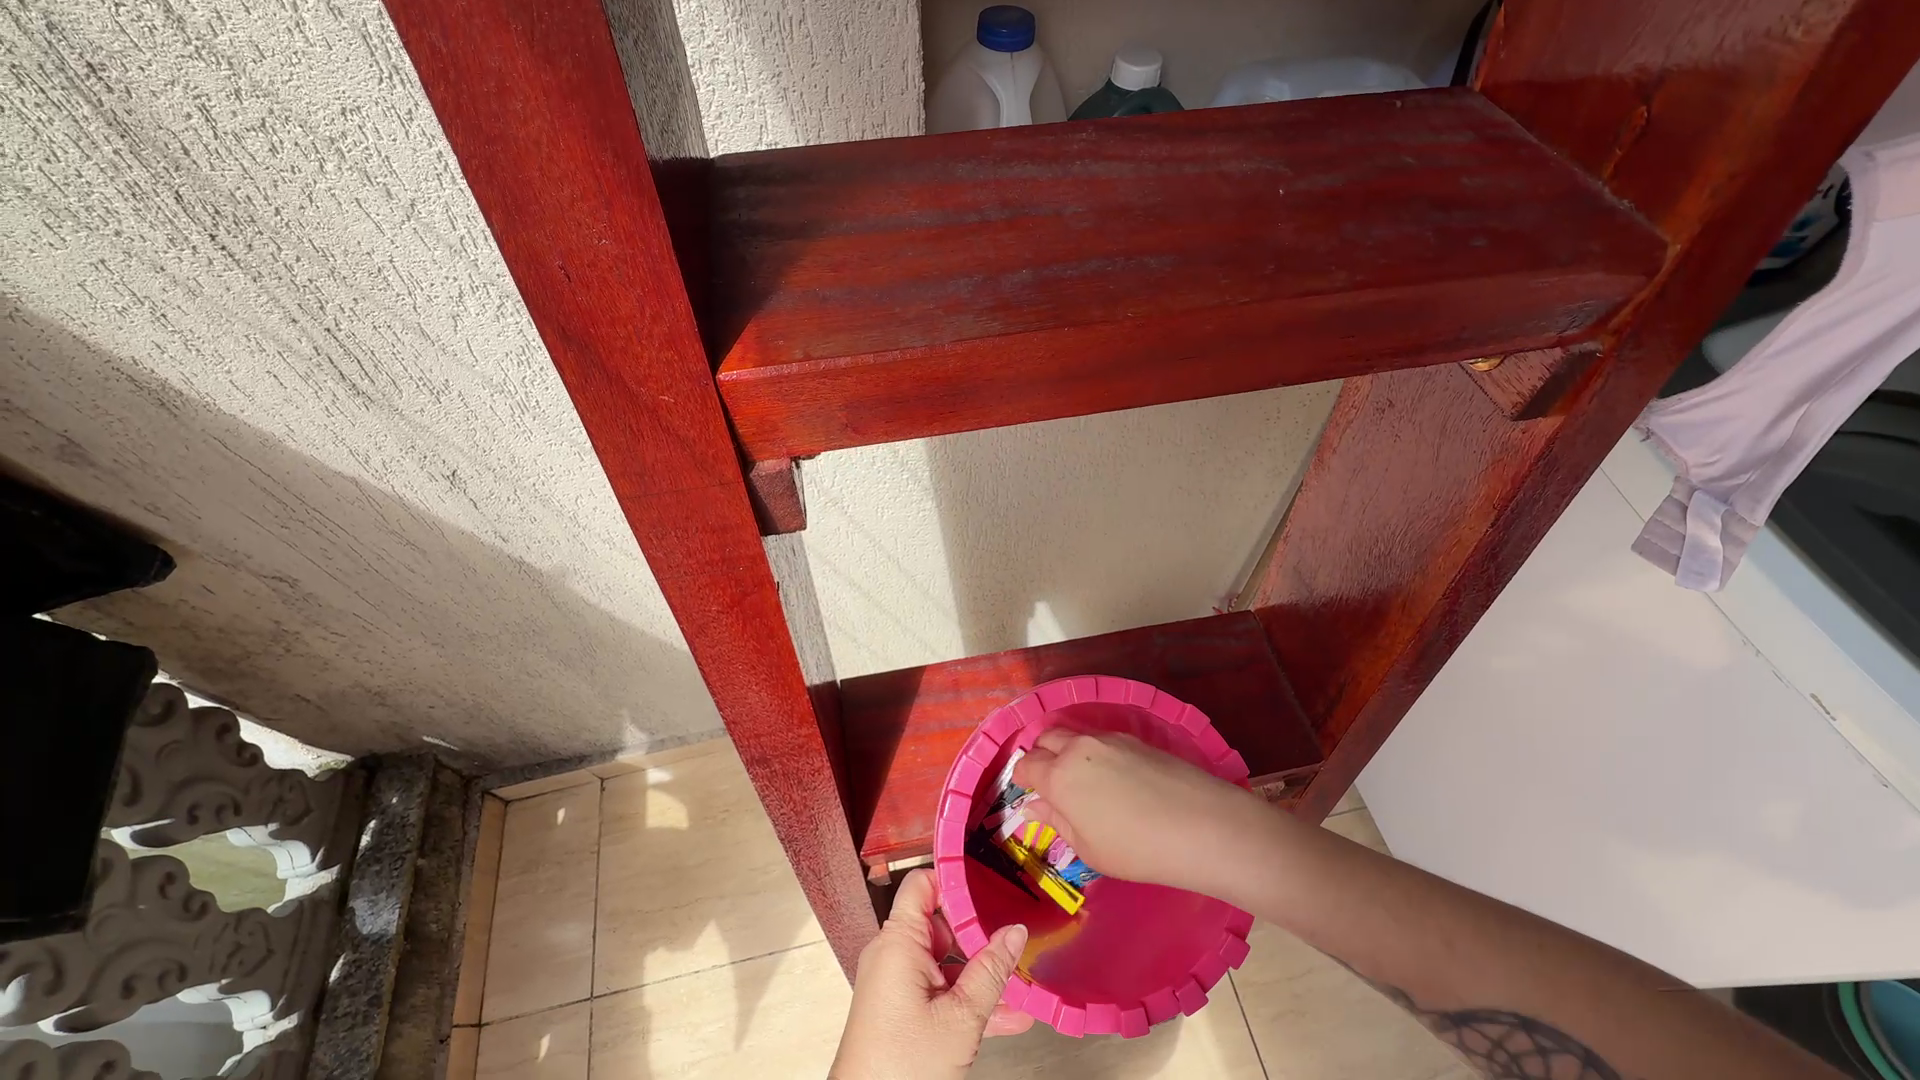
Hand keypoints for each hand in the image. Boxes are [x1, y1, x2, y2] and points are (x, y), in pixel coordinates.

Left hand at [830, 868, 1032, 1079]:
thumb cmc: (902, 1067)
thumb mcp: (960, 1018)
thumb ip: (990, 971)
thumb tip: (1015, 932)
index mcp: (898, 942)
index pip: (923, 885)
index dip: (954, 879)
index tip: (990, 880)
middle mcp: (892, 955)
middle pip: (940, 924)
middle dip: (979, 934)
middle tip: (1017, 941)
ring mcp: (896, 983)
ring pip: (945, 963)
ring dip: (980, 975)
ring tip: (1023, 985)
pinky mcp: (900, 1010)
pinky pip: (938, 991)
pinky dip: (966, 999)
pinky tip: (1008, 1017)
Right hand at [1011, 728, 1270, 896]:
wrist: (1202, 826)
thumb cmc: (1137, 850)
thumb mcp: (1088, 849)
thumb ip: (1057, 822)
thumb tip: (1033, 807)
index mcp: (1059, 775)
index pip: (1025, 766)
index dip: (1022, 780)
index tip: (1029, 795)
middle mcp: (1079, 748)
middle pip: (1047, 740)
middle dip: (1042, 758)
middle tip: (1053, 786)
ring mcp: (1110, 739)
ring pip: (1075, 736)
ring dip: (1069, 753)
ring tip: (1085, 784)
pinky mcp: (1136, 739)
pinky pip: (1102, 740)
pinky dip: (1096, 754)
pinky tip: (1115, 780)